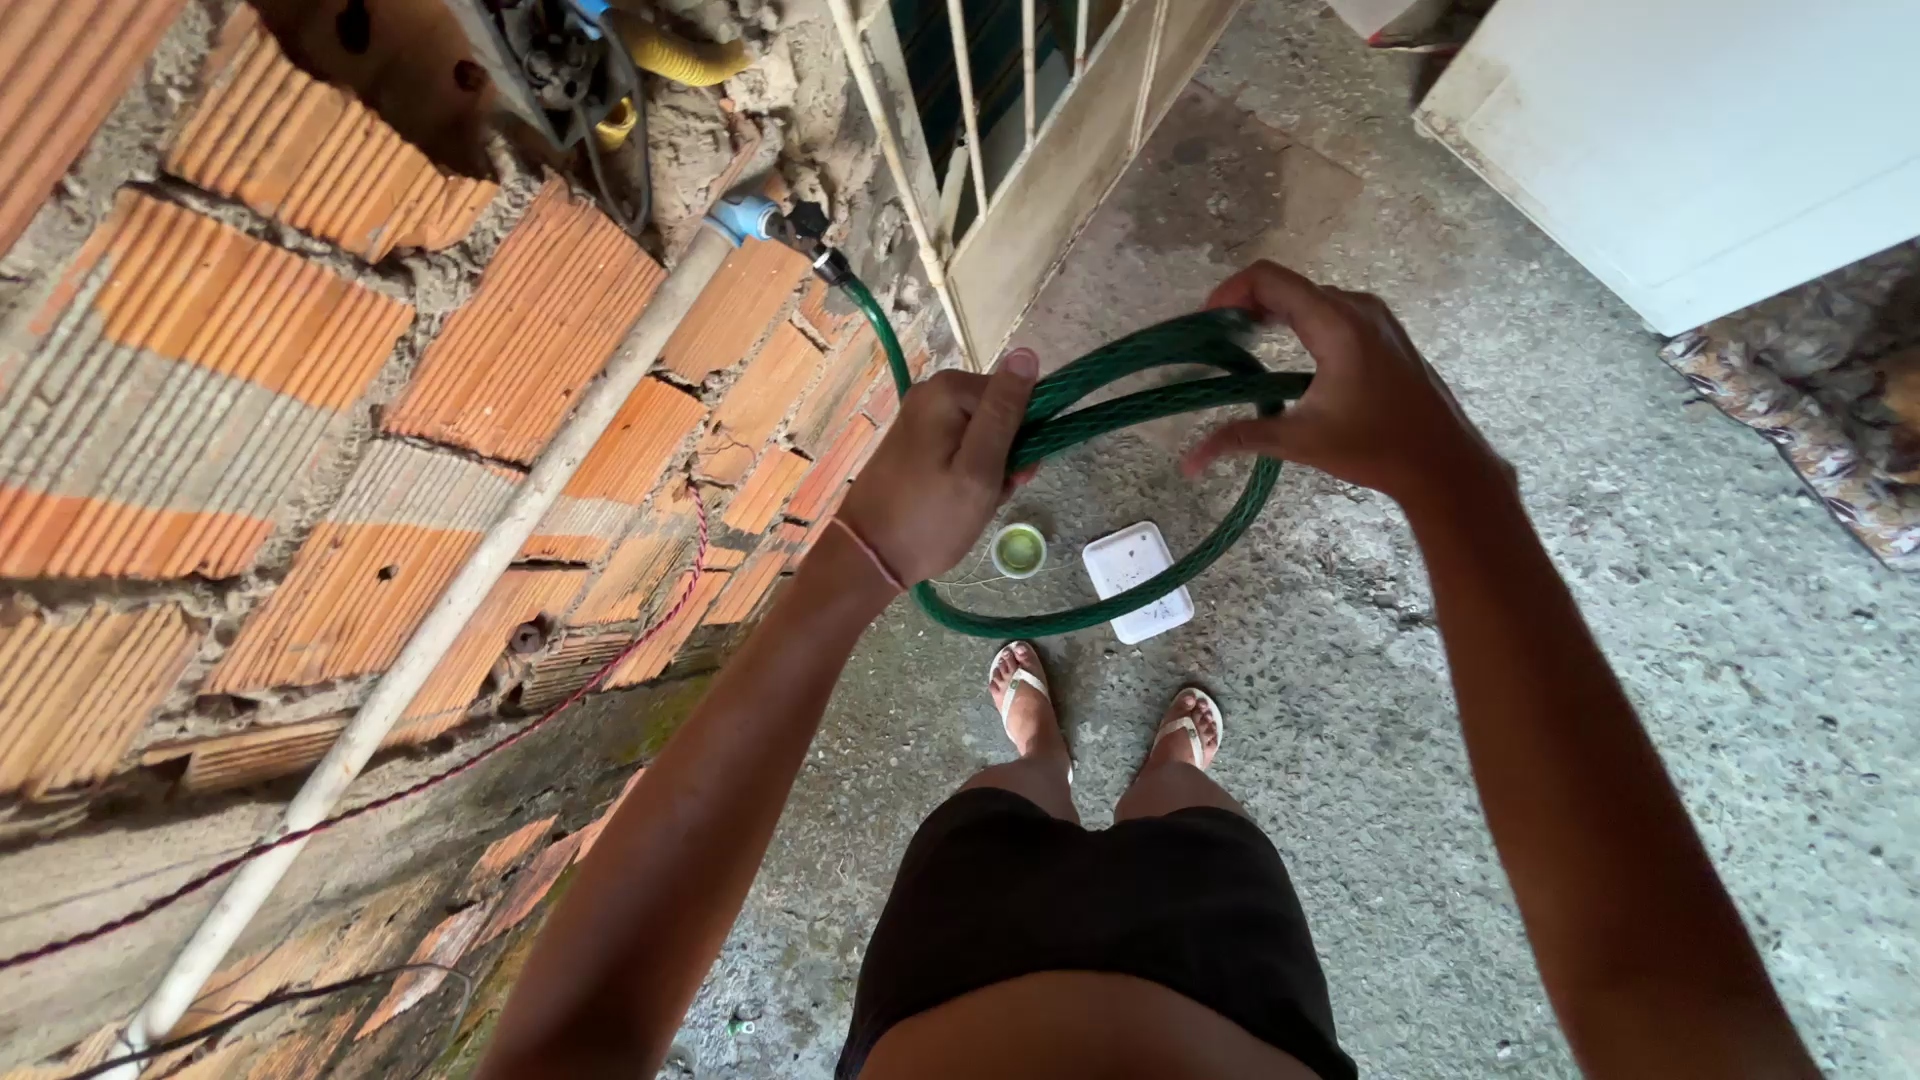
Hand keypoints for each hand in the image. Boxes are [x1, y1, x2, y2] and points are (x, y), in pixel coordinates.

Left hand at [838, 349, 1038, 584]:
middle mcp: (931, 394)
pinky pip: (959, 450)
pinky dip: (968, 476)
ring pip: (982, 437)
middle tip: (993, 494)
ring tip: (976, 504)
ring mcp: (920, 419)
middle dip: (1006, 457)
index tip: (1017, 474)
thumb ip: (1005, 412)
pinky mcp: (914, 444)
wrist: (870, 557)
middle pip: (998, 415)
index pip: (1016, 394)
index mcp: (948, 391)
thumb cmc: (930, 518)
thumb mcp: (979, 469)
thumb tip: (1027, 353)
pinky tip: (960, 502)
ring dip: (990, 472)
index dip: (1026, 435)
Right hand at [1183, 261, 1512, 506]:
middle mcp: (1356, 307)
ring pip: (1306, 296)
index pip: (1270, 279)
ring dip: (1268, 311)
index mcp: (1337, 324)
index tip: (1204, 325)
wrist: (1443, 460)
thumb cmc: (1375, 448)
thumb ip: (1240, 439)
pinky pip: (1326, 309)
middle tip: (1213, 340)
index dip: (1228, 292)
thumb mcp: (1300, 442)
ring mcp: (1373, 316)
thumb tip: (1188, 462)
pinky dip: (1293, 320)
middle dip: (1242, 304)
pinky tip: (1279, 351)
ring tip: (1238, 345)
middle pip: (1286, 284)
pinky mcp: (1381, 330)